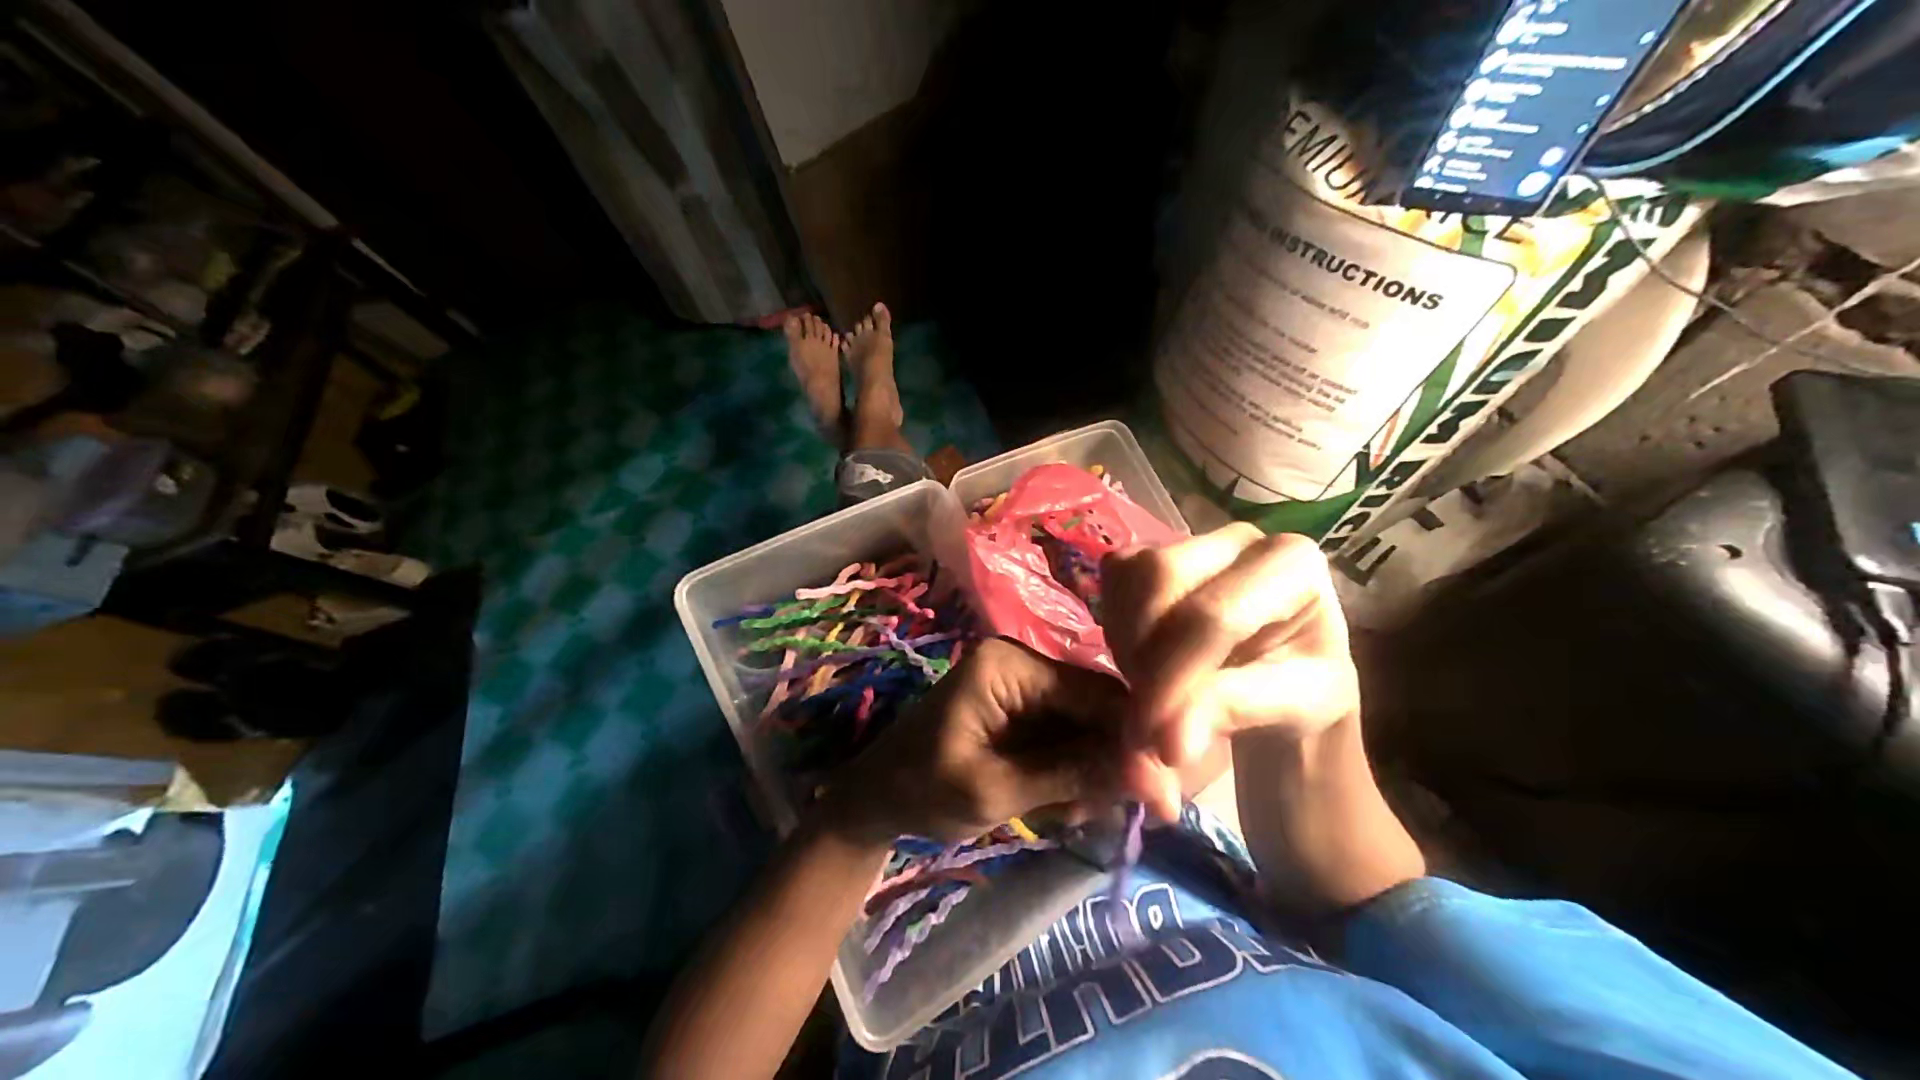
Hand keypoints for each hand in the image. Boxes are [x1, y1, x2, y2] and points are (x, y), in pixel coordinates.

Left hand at [821, 638, 1128, 844]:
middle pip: (1096, 709)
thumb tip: (1144, 774)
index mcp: (1009, 666)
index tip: (1163, 796)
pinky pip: (1068, 738)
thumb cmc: (921, 790)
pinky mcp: (1023, 712)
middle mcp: (1023, 664)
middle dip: (1114, 763)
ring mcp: (1024, 687)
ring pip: (1088, 728)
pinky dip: (1074, 775)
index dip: (1134, 740)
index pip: (1094, 692)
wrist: (875, 799)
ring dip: (1093, 775)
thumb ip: (1067, 776)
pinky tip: (1063, 807)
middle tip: (1134, 818)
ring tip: (1074, 817)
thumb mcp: (993, 790)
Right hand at [1103, 524, 1357, 819]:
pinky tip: (1141, 662)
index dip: (1177, 679)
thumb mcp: (1292, 708)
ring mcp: (1189, 539)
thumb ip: (1233, 712)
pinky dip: (1116, 628)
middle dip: (1145, 657)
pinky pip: (1113, 578)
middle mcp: (1239, 538)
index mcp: (1292, 564)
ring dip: (1126, 645)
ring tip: (1151, 693)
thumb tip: (1167, 743)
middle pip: (1160, 577)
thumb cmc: (1300, 690)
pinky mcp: (1150, 552)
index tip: (1161, 746)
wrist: (1282, 676)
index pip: (1216, 615)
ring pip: (1128, 575)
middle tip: (1146, 723)